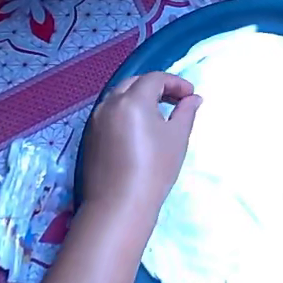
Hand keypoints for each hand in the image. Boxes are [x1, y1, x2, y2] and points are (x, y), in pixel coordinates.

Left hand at [80, 72, 201, 225]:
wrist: (119, 204)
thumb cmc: (154, 170)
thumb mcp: (177, 138)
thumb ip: (186, 112)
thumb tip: (193, 99)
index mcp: (132, 100)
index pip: (155, 79)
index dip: (176, 83)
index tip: (191, 95)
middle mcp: (109, 103)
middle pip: (134, 83)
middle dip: (156, 87)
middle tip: (176, 100)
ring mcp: (96, 119)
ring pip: (119, 97)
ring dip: (139, 98)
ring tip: (158, 114)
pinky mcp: (89, 134)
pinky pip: (109, 113)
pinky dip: (125, 111)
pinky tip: (138, 129)